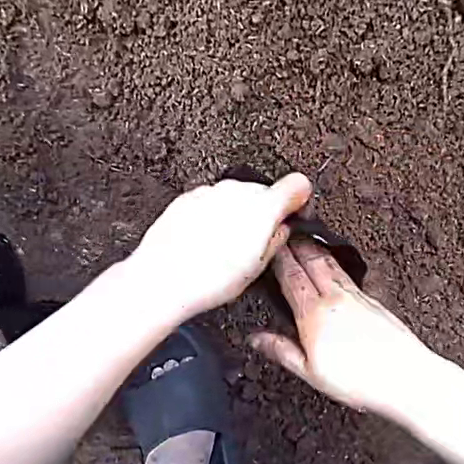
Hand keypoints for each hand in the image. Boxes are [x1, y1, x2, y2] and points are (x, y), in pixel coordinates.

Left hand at [125, 173, 313, 320]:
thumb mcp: (258, 267)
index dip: (299, 200)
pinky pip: (210, 201)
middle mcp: (237, 192)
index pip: (297, 185)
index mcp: (263, 207)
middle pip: (264, 192)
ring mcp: (211, 192)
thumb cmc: (209, 278)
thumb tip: (283, 230)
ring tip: (226, 247)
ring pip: (235, 196)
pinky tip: (207, 242)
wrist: (164, 278)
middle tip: (255, 243)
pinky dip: (213, 215)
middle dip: (264, 212)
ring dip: (236, 214)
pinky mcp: (188, 198)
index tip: (294, 212)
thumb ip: (278, 239)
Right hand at [250, 240, 437, 413]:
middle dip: (297, 244)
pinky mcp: (375, 301)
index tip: (269, 246)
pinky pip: (349, 275)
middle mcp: (337, 298)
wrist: (406, 378)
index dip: (278, 258)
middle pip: (313, 260)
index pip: (291, 275)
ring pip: (333, 264)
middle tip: (286, 232)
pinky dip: (337, 264)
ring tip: (307, 242)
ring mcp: (358, 297)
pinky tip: (337, 268)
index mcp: (314, 314)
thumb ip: (281, 351)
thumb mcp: (310, 372)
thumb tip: (256, 339)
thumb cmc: (362, 380)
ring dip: (317, 249)